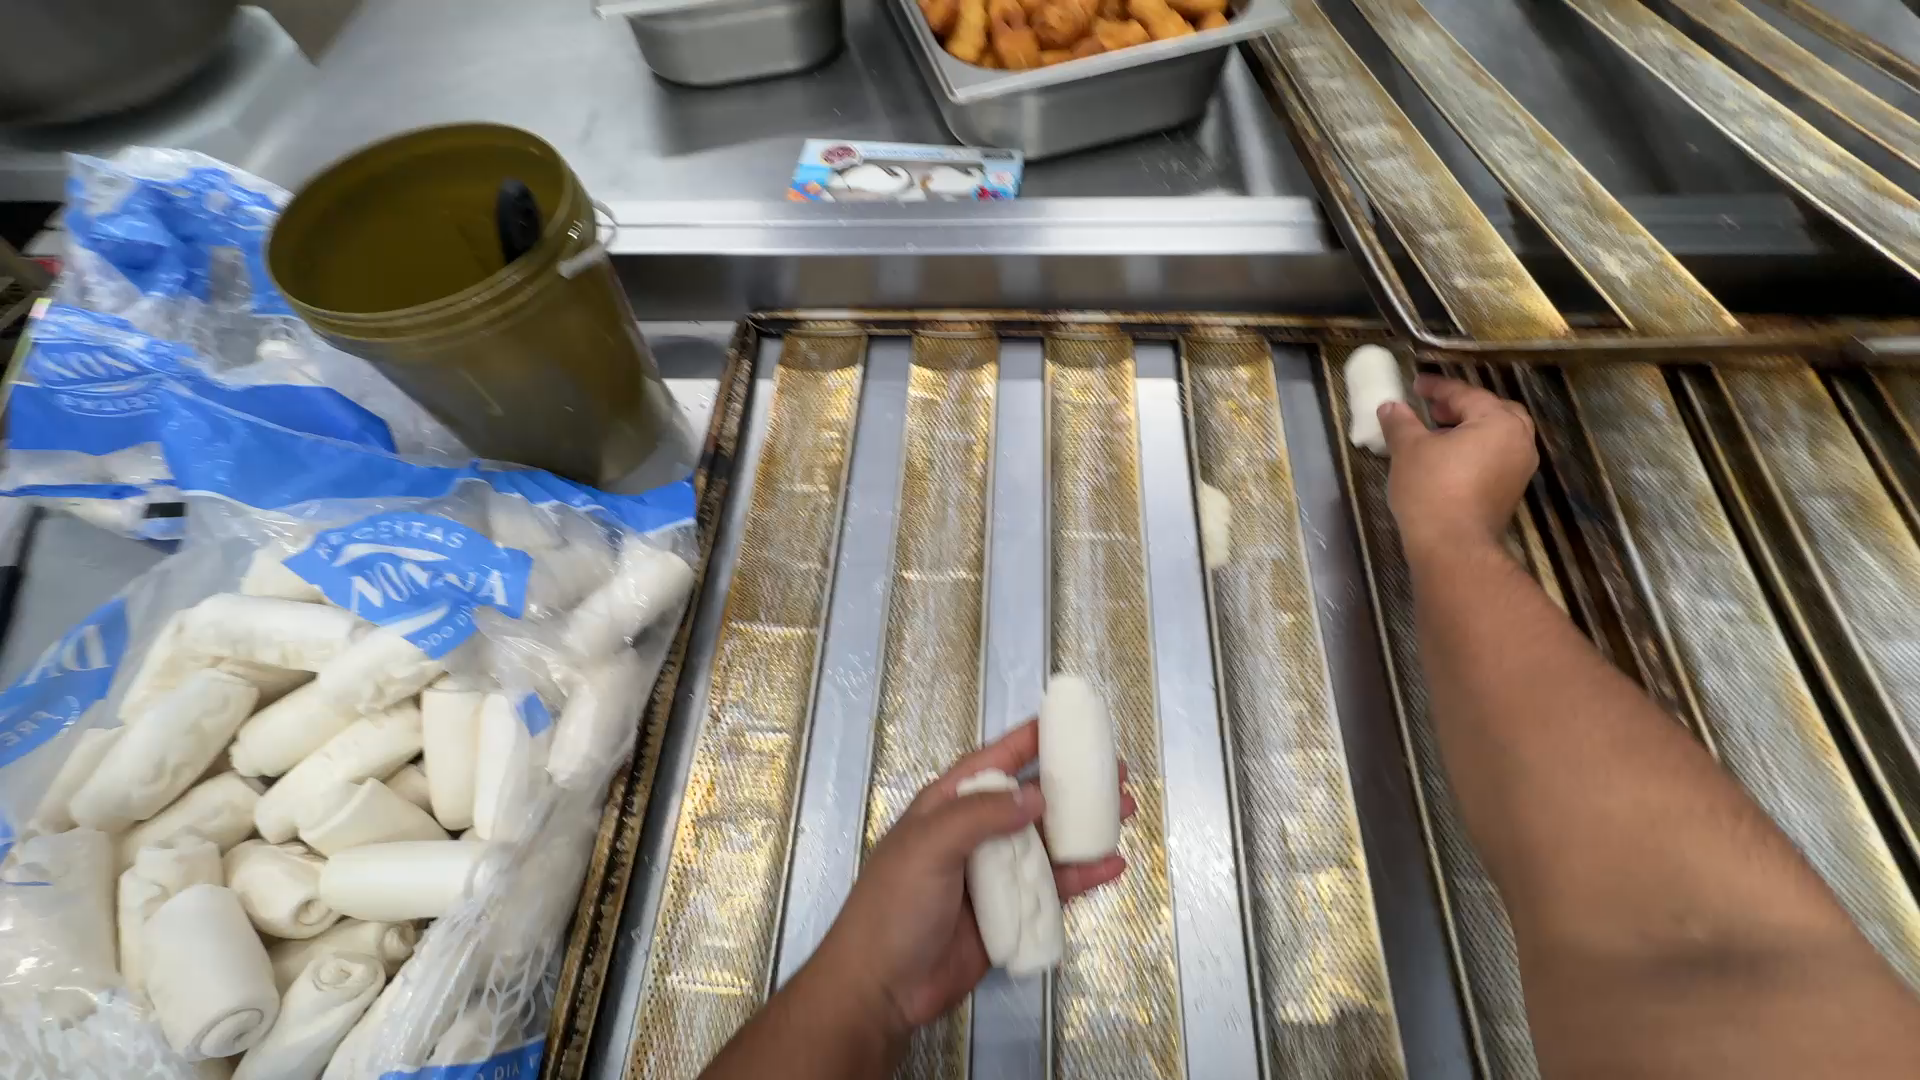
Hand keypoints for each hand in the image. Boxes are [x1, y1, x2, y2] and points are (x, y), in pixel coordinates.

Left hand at [807, 719, 1134, 1039]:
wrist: (882, 987)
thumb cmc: (896, 904)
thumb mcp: (930, 846)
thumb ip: (980, 816)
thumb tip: (1035, 796)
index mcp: (949, 805)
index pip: (995, 761)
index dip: (1029, 740)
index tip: (1068, 723)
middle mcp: (975, 832)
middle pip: (1031, 799)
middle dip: (1070, 784)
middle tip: (1115, 772)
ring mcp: (994, 873)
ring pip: (1049, 840)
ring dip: (1084, 827)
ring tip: (1125, 811)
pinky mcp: (1010, 911)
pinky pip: (1053, 886)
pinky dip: (1083, 875)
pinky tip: (1113, 865)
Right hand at [1378, 374, 1538, 558]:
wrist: (1452, 544)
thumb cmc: (1432, 488)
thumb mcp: (1408, 449)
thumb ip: (1400, 422)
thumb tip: (1391, 406)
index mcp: (1498, 422)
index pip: (1466, 395)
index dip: (1437, 388)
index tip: (1416, 384)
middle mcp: (1519, 440)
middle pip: (1492, 411)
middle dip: (1461, 407)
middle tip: (1433, 409)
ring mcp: (1519, 468)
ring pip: (1496, 436)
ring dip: (1468, 429)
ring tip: (1437, 434)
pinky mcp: (1510, 490)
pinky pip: (1494, 457)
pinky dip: (1473, 450)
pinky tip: (1447, 460)